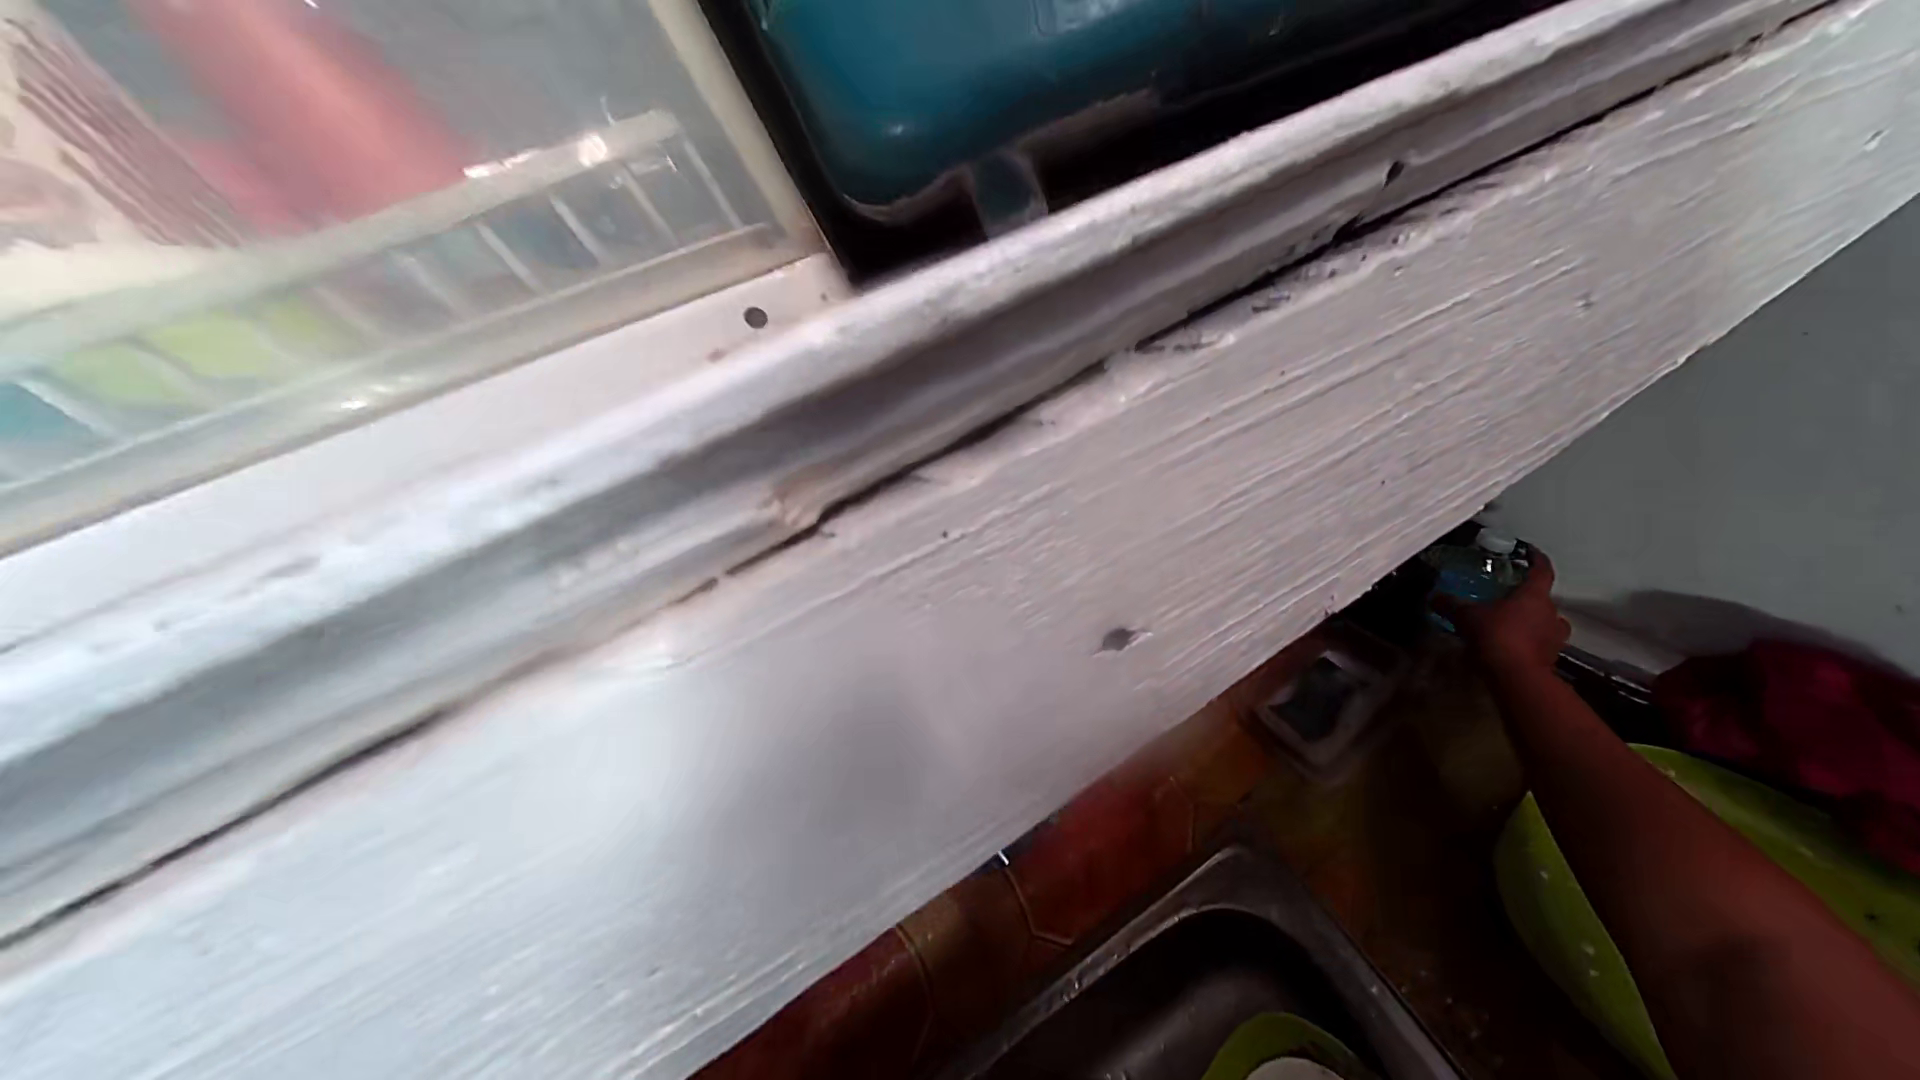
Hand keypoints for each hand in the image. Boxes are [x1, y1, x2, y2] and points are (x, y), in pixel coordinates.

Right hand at [1439, 552, 1569, 675]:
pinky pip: (1541, 640)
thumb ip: (1450, 605)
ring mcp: (1555, 635)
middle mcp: (1551, 612)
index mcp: (1534, 596)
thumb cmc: (1495, 635)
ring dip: (1531, 619)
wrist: (1516, 674)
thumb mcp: (1465, 616)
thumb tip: (1434, 596)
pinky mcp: (1552, 654)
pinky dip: (1529, 638)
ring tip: (1510, 622)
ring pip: (1545, 620)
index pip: (1542, 571)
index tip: (1531, 552)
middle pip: (1542, 598)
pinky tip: (1512, 643)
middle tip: (1507, 596)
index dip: (1537, 560)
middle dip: (1526, 596)